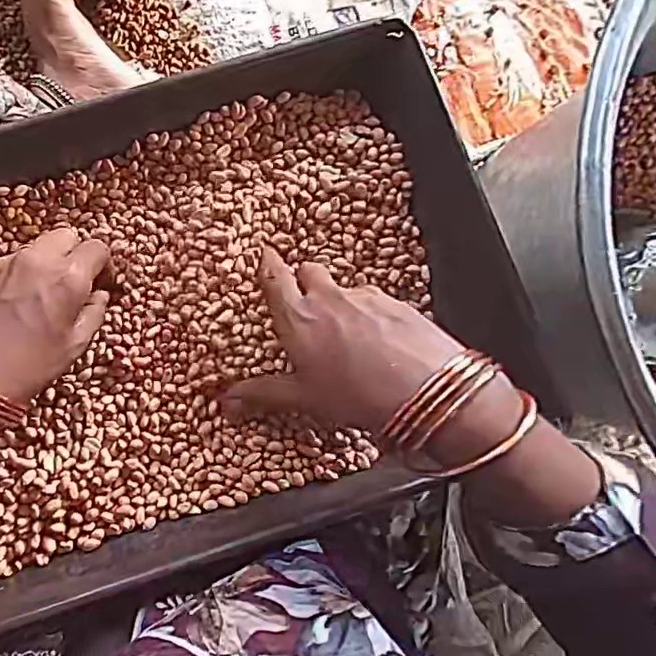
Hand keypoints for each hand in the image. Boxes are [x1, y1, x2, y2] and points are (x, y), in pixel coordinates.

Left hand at [0, 226, 110, 402]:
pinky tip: (16, 304)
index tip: (100, 281)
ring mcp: (6, 263)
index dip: (102, 264)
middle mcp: (38, 261)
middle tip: (73, 282)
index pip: (96, 248)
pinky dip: (21, 275)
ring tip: (42, 296)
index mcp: (68, 278)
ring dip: (46, 263)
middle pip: (65, 236)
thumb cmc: (28, 366)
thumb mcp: (74, 345)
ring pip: (37, 248)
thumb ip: (93, 313)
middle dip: (74, 253)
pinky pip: (11, 263)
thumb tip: (99, 297)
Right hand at [221, 245, 464, 433]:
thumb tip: (228, 399)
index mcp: (298, 317)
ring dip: (340, 302)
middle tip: (305, 304)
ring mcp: (365, 297)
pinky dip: (372, 314)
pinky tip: (380, 342)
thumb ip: (264, 393)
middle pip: (309, 271)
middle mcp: (328, 298)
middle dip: (304, 280)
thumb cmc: (357, 395)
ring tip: (348, 336)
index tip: (264, 255)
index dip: (267, 264)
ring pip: (344, 288)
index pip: (274, 277)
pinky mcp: (397, 303)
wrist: (427, 392)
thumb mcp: (304, 397)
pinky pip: (376, 301)